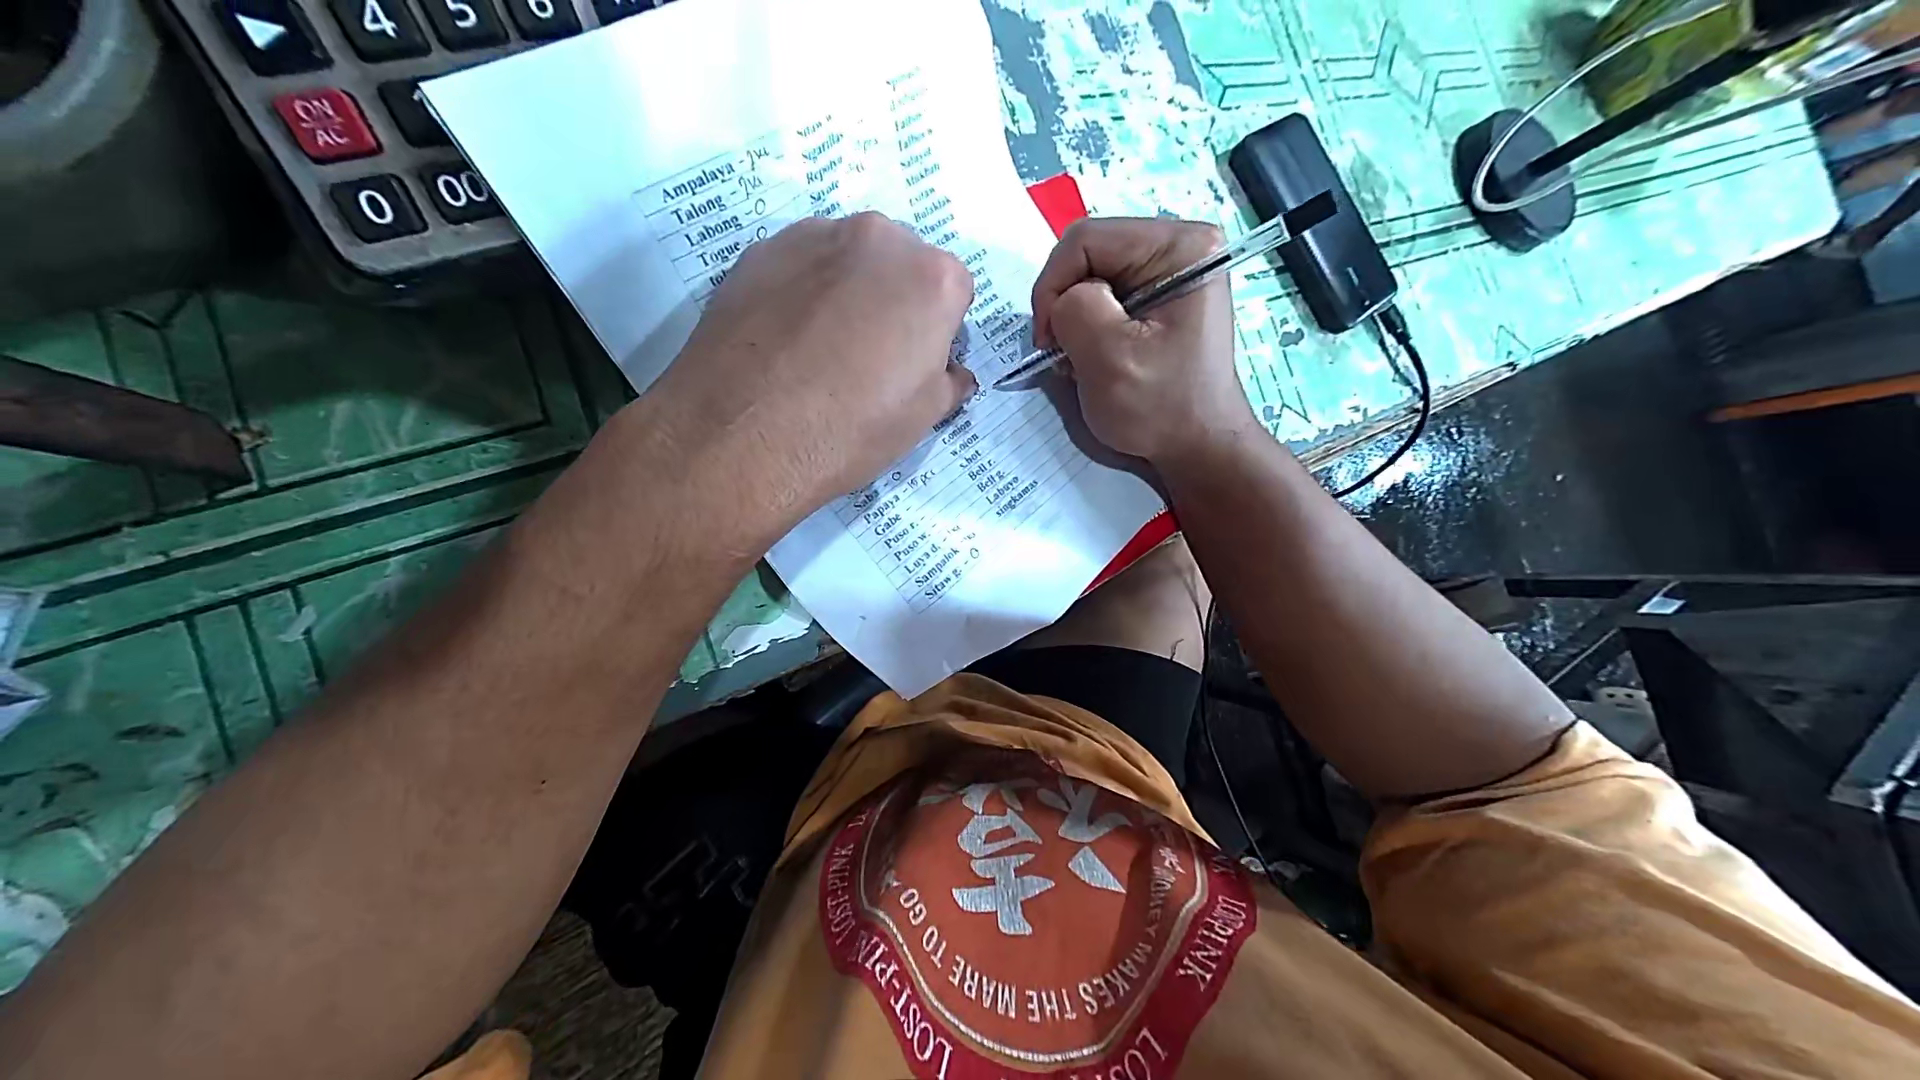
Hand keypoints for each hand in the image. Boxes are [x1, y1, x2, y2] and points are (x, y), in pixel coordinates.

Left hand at [636, 212, 975, 525]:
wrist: (740, 436)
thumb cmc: (848, 430)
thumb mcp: (921, 419)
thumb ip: (948, 382)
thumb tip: (952, 373)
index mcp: (933, 278)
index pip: (954, 291)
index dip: (937, 330)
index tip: (914, 362)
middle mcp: (878, 239)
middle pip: (902, 262)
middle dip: (895, 298)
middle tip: (870, 353)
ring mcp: (813, 236)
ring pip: (849, 258)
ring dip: (848, 289)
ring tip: (822, 346)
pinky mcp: (760, 250)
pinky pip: (799, 264)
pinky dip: (802, 290)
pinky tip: (785, 337)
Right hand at [1031, 218, 1256, 467]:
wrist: (1199, 448)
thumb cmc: (1161, 408)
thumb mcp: (1110, 359)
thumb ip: (1075, 310)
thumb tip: (1064, 301)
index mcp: (1180, 247)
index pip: (1085, 240)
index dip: (1053, 287)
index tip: (1048, 341)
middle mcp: (1180, 246)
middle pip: (1089, 255)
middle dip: (1065, 304)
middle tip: (1063, 353)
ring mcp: (1171, 272)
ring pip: (1092, 277)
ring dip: (1075, 320)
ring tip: (1082, 360)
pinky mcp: (1161, 296)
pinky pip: (1106, 296)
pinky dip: (1089, 328)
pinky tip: (1097, 357)